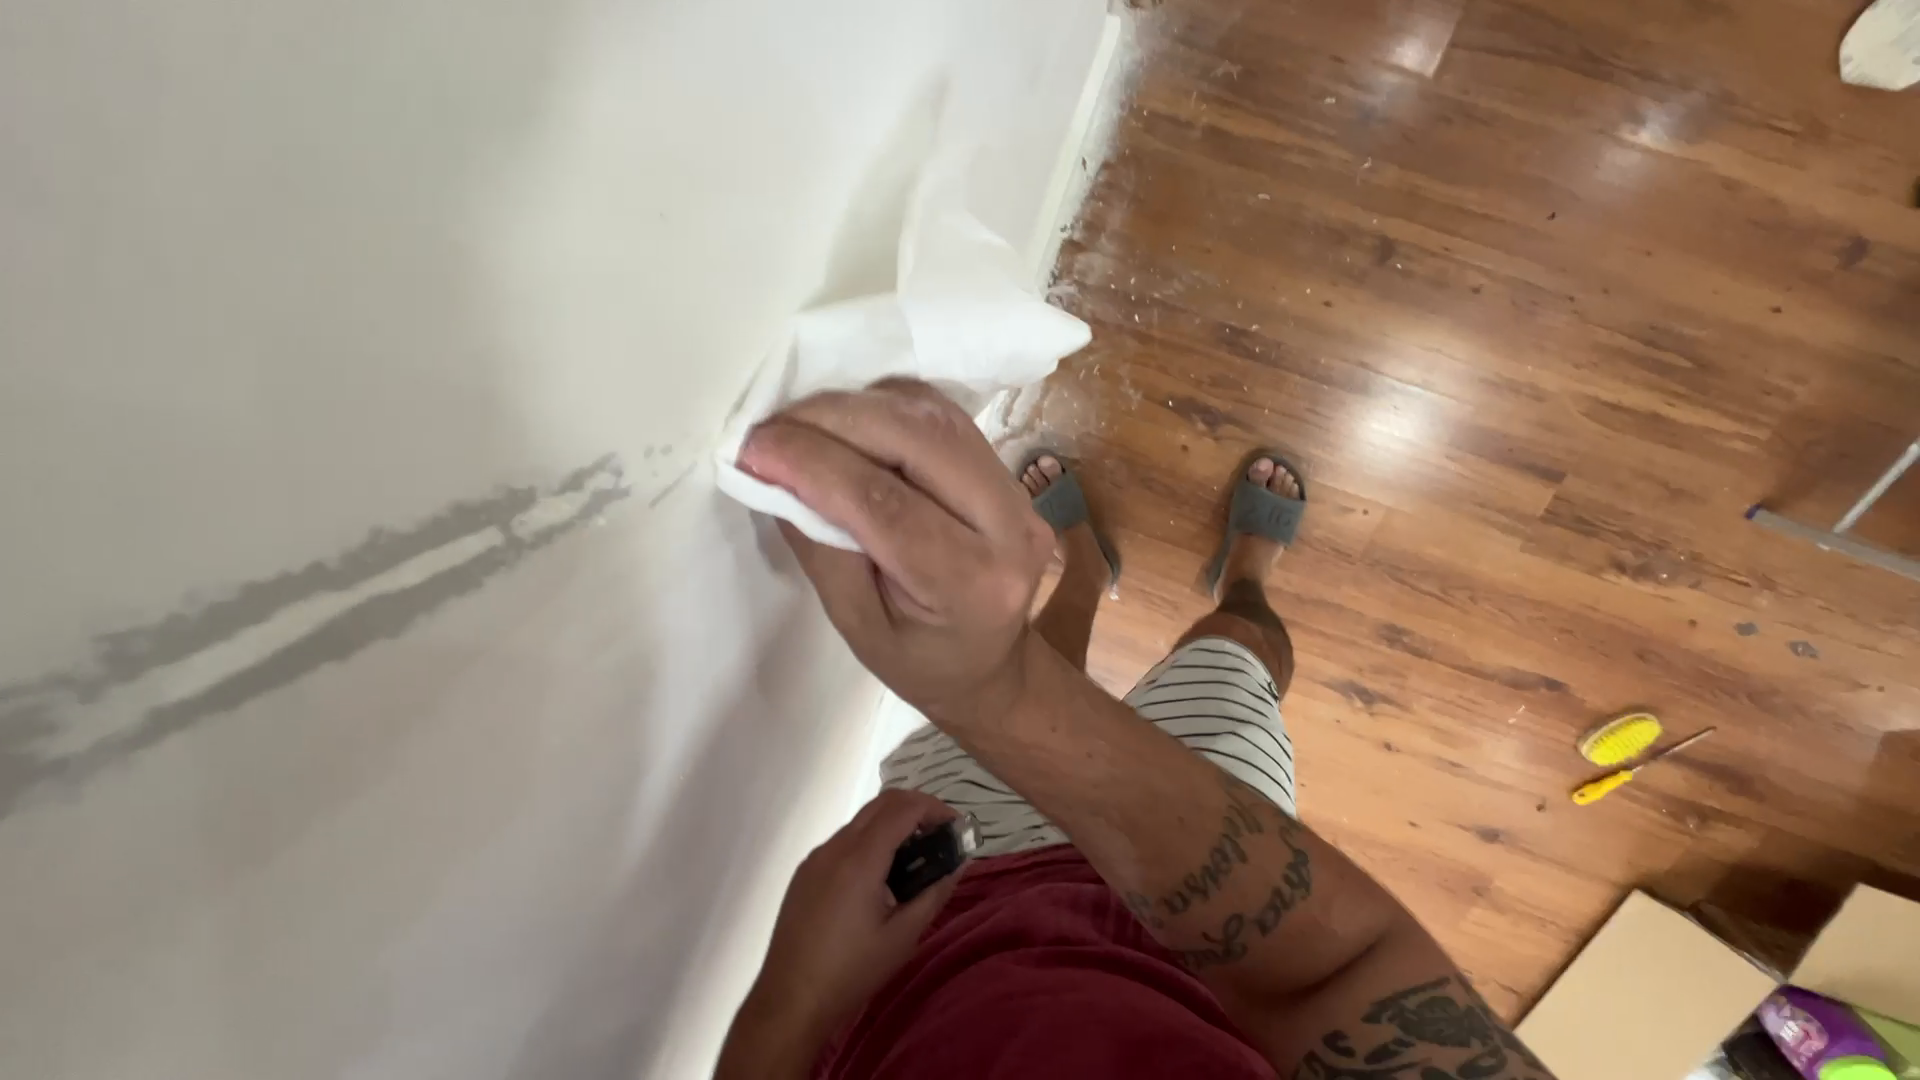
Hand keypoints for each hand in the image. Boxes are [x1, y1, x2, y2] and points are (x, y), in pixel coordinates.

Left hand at [719, 790, 962, 1075]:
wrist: (790, 1000)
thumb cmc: (851, 971)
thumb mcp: (903, 936)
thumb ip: (935, 893)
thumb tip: (959, 863)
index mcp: (860, 859)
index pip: (903, 809)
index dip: (934, 808)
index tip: (956, 825)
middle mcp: (835, 847)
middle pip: (882, 803)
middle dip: (916, 808)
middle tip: (940, 834)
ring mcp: (816, 857)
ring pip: (861, 820)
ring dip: (892, 823)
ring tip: (915, 856)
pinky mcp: (806, 871)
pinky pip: (844, 840)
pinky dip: (870, 840)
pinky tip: (880, 875)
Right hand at [737, 379, 1051, 725]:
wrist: (989, 666)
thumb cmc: (917, 661)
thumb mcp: (856, 622)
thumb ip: (819, 545)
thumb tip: (774, 472)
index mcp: (972, 582)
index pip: (885, 503)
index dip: (813, 464)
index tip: (752, 449)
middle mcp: (1010, 526)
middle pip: (920, 437)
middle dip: (833, 419)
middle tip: (771, 429)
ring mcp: (1019, 491)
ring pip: (935, 414)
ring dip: (859, 406)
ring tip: (802, 425)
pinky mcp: (1010, 472)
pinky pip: (945, 416)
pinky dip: (888, 406)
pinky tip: (851, 425)